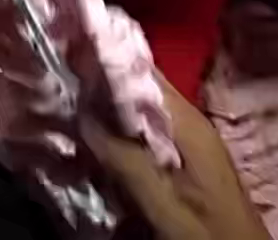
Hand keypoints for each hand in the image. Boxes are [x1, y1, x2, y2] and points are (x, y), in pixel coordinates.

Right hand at [82, 74, 269, 239]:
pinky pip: (152, 128)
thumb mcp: (163, 203)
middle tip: (71, 82)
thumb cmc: (206, 234)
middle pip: (142, 87)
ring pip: (145, 108)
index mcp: (186, 121)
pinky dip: (127, 127)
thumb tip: (84, 116)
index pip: (143, 72)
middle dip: (107, 84)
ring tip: (79, 104)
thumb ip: (125, 159)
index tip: (76, 56)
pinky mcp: (189, 158)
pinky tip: (105, 136)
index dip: (109, 62)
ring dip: (115, 106)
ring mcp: (191, 138)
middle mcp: (190, 120)